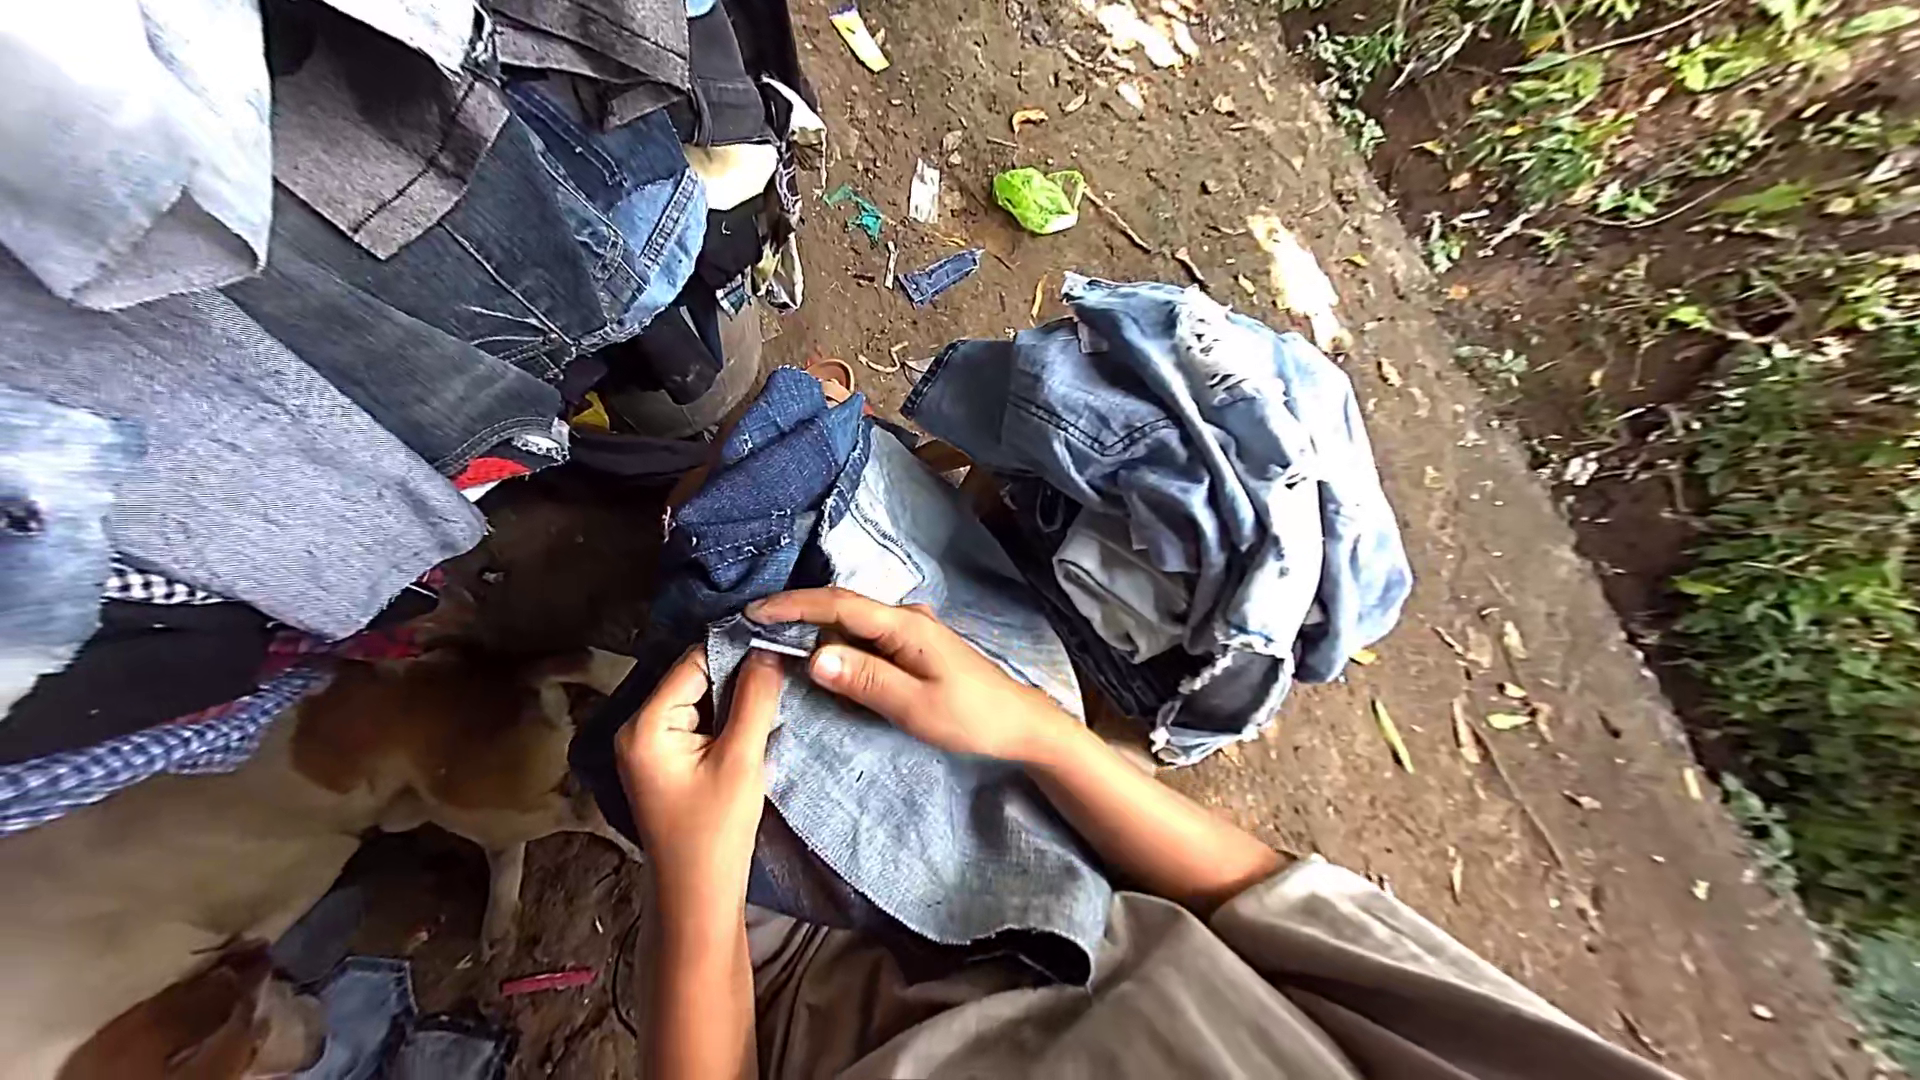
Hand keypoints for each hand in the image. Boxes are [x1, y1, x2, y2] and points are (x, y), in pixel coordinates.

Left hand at [614, 645, 780, 915]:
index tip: (778, 641)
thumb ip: (755, 698)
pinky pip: (699, 716)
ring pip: (701, 695)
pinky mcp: (665, 756)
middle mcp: (638, 727)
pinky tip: (756, 713)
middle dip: (738, 670)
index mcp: (646, 725)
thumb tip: (769, 648)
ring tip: (776, 684)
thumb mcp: (741, 759)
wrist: (698, 896)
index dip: (737, 649)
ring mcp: (649, 743)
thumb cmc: (716, 831)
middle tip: (782, 663)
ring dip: (736, 691)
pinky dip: (728, 712)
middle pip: (695, 676)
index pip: (694, 662)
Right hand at [745, 588, 1078, 762]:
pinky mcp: (915, 645)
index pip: (839, 605)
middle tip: (757, 630)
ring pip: (854, 622)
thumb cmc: (971, 717)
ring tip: (779, 644)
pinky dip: (840, 644)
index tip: (754, 612)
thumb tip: (813, 656)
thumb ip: (865, 679)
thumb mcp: (915, 705)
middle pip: (843, 608)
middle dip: (799, 614)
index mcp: (906, 625)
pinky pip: (868, 637)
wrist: (1018, 722)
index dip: (794, 605)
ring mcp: (912, 629)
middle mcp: (907, 617)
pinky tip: (825, 660)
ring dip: (818, 630)